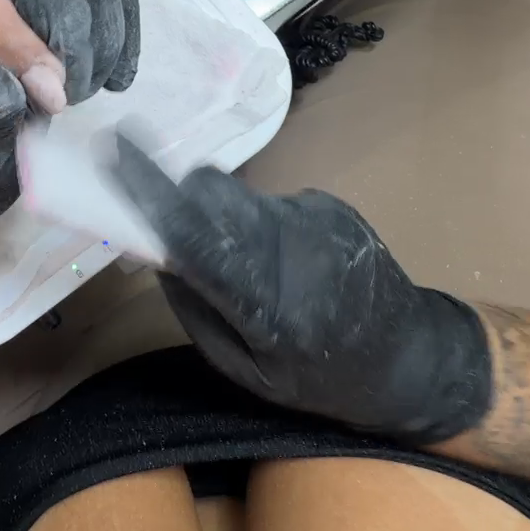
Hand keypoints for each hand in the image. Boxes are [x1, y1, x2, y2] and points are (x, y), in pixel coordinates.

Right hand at [112, 139, 492, 443]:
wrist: (416, 359)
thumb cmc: (318, 379)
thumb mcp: (244, 368)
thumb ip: (194, 306)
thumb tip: (156, 249)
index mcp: (263, 301)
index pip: (190, 233)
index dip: (147, 190)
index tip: (113, 151)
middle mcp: (287, 246)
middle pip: (209, 191)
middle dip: (182, 203)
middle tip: (184, 237)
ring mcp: (314, 217)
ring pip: (237, 194)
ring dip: (223, 218)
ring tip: (256, 264)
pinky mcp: (330, 202)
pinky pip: (268, 200)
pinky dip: (260, 223)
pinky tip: (292, 260)